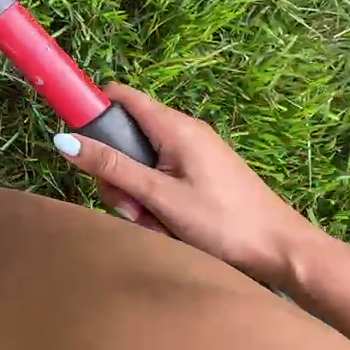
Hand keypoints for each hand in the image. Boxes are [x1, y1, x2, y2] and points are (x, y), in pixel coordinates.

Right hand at [54, 83, 321, 285]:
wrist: (286, 253)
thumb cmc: (224, 222)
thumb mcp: (159, 196)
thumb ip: (110, 167)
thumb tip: (62, 139)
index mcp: (174, 127)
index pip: (119, 96)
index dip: (91, 108)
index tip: (75, 137)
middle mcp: (182, 133)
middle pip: (123, 136)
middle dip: (113, 170)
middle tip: (127, 204)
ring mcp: (192, 154)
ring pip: (137, 161)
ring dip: (132, 191)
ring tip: (151, 220)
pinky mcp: (198, 174)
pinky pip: (157, 176)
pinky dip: (152, 198)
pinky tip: (165, 224)